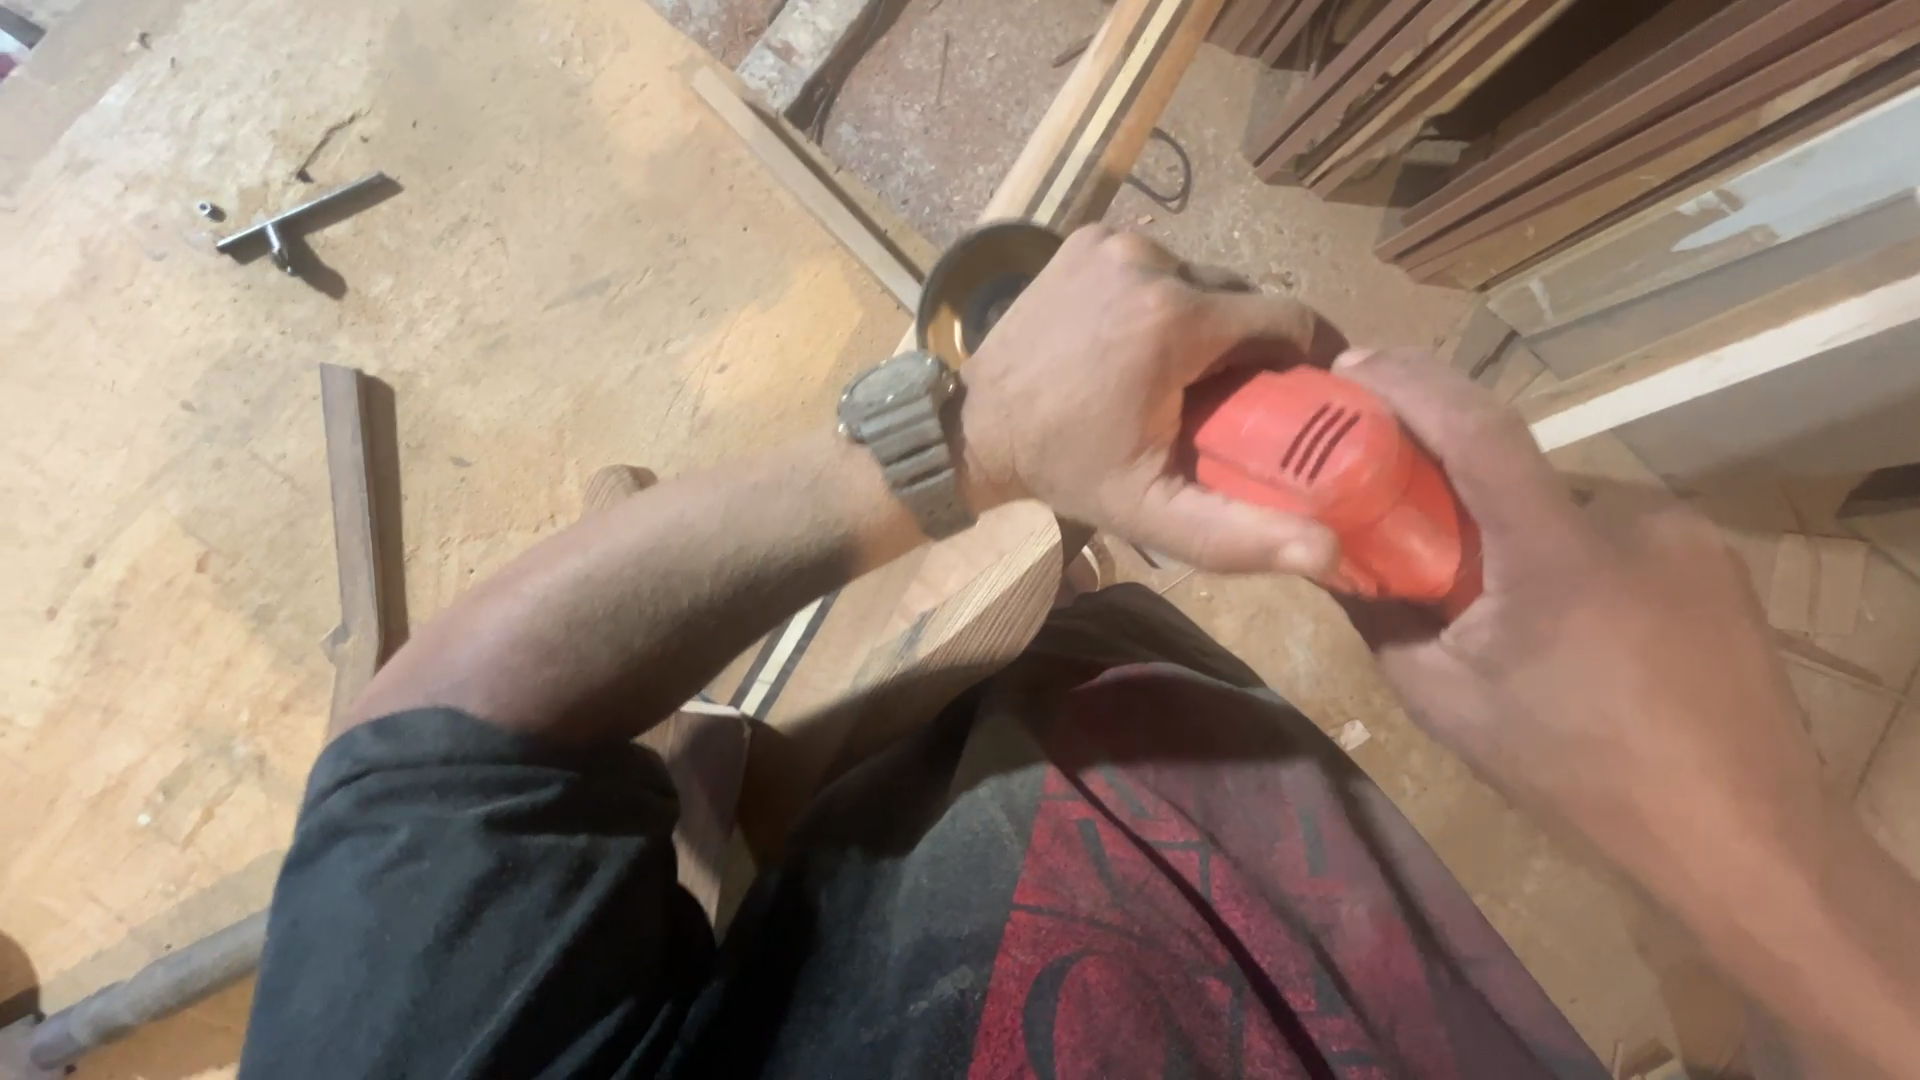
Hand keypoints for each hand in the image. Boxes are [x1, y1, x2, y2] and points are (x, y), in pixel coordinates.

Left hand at [959, 225, 1346, 575]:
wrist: (978, 427)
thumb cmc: (1066, 471)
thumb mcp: (1150, 512)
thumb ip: (1237, 534)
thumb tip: (1329, 552)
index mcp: (1175, 321)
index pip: (1287, 321)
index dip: (1297, 362)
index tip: (1287, 398)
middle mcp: (1150, 263)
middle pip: (1242, 298)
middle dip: (1243, 347)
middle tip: (1222, 397)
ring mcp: (1113, 242)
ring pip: (1200, 277)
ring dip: (1203, 321)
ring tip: (1174, 371)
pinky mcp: (1087, 237)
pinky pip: (1155, 264)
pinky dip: (1159, 297)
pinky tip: (1133, 340)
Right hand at [1332, 350, 1828, 895]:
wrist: (1741, 840)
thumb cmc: (1570, 766)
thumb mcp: (1440, 697)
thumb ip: (1379, 618)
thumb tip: (1333, 564)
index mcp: (1557, 554)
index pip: (1480, 433)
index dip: (1413, 386)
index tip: (1352, 365)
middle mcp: (1630, 521)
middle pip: (1510, 466)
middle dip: (1437, 472)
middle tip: (1386, 509)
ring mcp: (1682, 538)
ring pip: (1553, 504)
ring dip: (1498, 526)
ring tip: (1475, 597)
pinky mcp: (1708, 563)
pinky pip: (1600, 533)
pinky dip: (1549, 550)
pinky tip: (1549, 618)